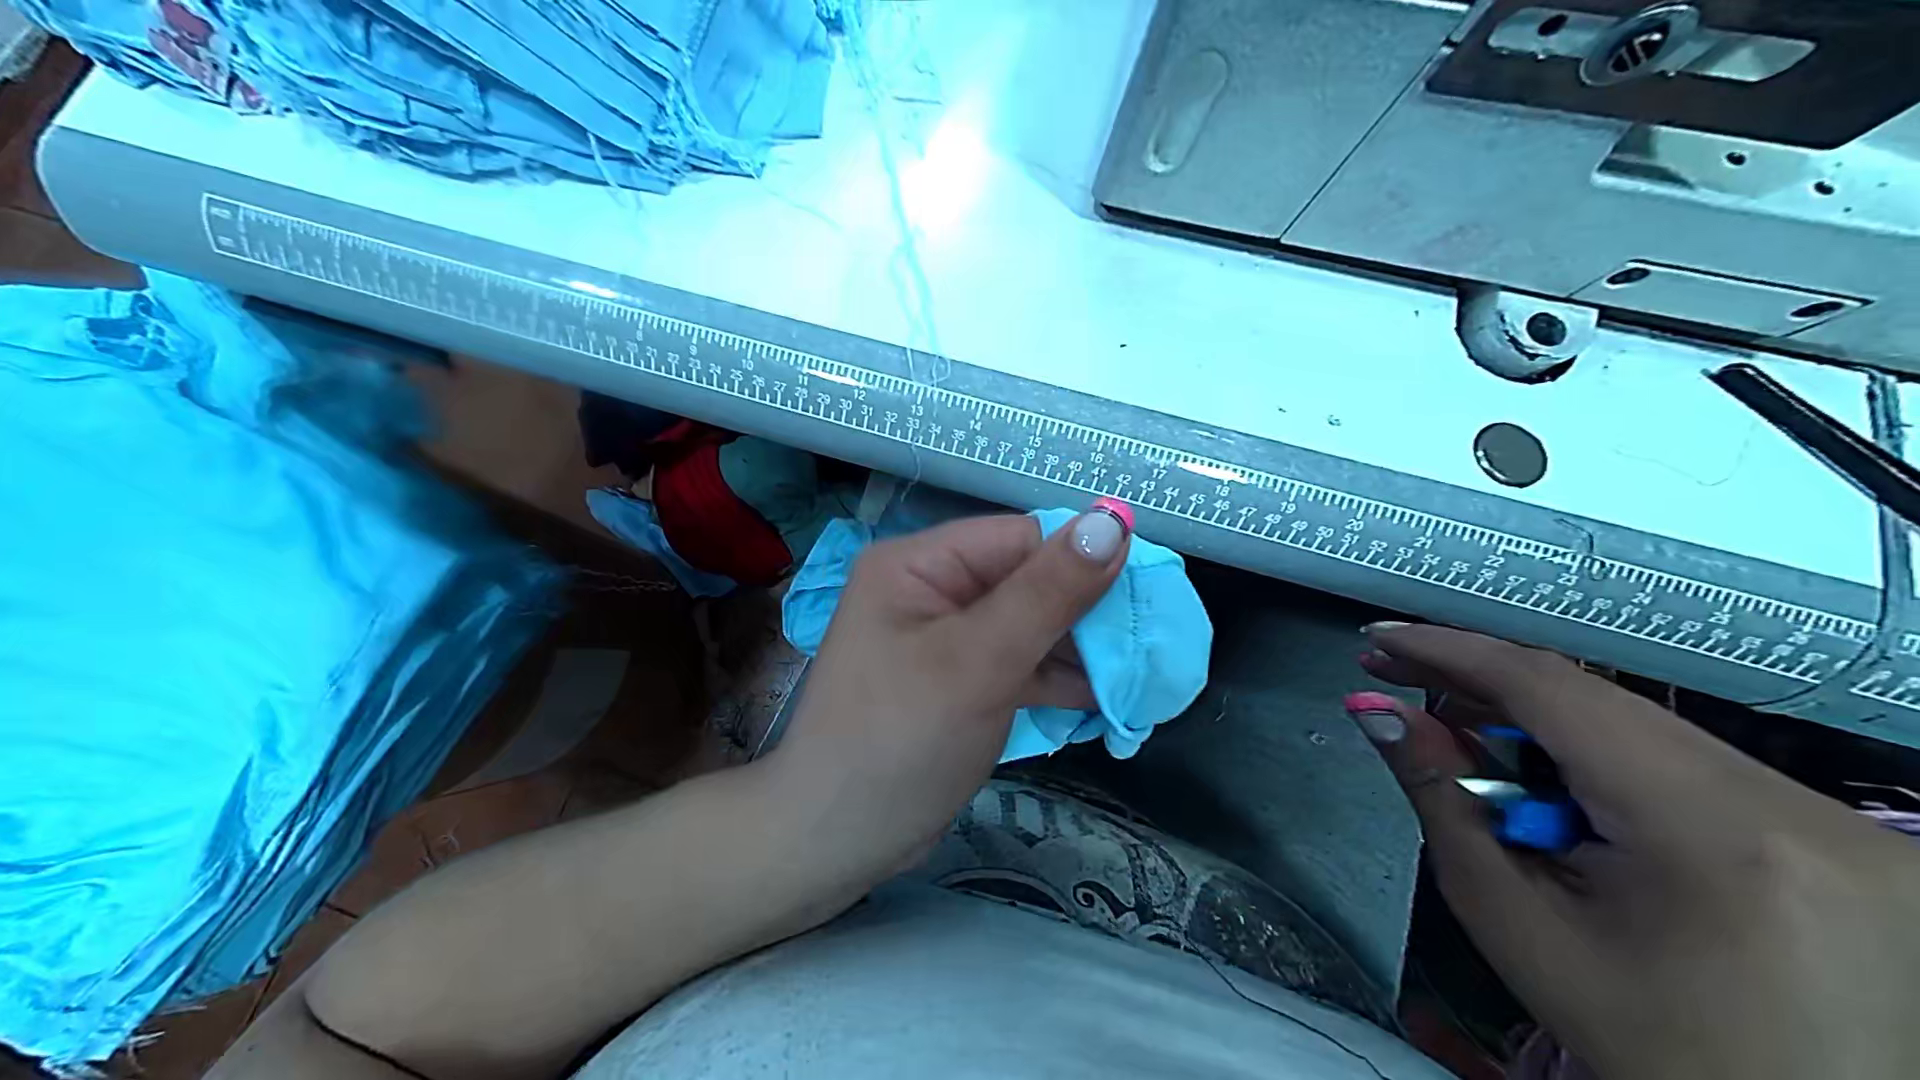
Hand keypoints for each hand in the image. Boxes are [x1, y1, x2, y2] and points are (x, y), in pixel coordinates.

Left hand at [765, 509, 1129, 890]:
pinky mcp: (959, 682)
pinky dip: (1058, 679)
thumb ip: (1048, 593)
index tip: (1147, 600)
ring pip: (1030, 625)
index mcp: (920, 563)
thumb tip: (1113, 522)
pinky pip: (1018, 663)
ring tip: (1141, 678)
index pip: (1021, 540)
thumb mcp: (979, 661)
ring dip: (1082, 651)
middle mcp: (932, 590)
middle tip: (1150, 648)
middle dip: (1089, 614)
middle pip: (1029, 581)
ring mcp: (946, 639)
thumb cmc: (900, 740)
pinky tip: (1106, 698)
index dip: (1085, 562)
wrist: (836, 842)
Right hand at [1350, 623, 1919, 1079]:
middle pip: (1595, 700)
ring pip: (1635, 724)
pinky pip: (1679, 756)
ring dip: (1532, 721)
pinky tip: (1545, 779)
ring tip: (1456, 735)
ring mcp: (1839, 816)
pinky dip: (1592, 754)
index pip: (1555, 691)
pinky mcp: (1844, 831)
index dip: (1453, 650)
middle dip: (1482, 683)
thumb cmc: (1644, 1042)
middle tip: (1394, 673)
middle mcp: (1803, 805)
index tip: (1379, 637)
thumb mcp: (1512, 919)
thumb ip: (1439, 798)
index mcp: (1717, 831)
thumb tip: (1371, 709)